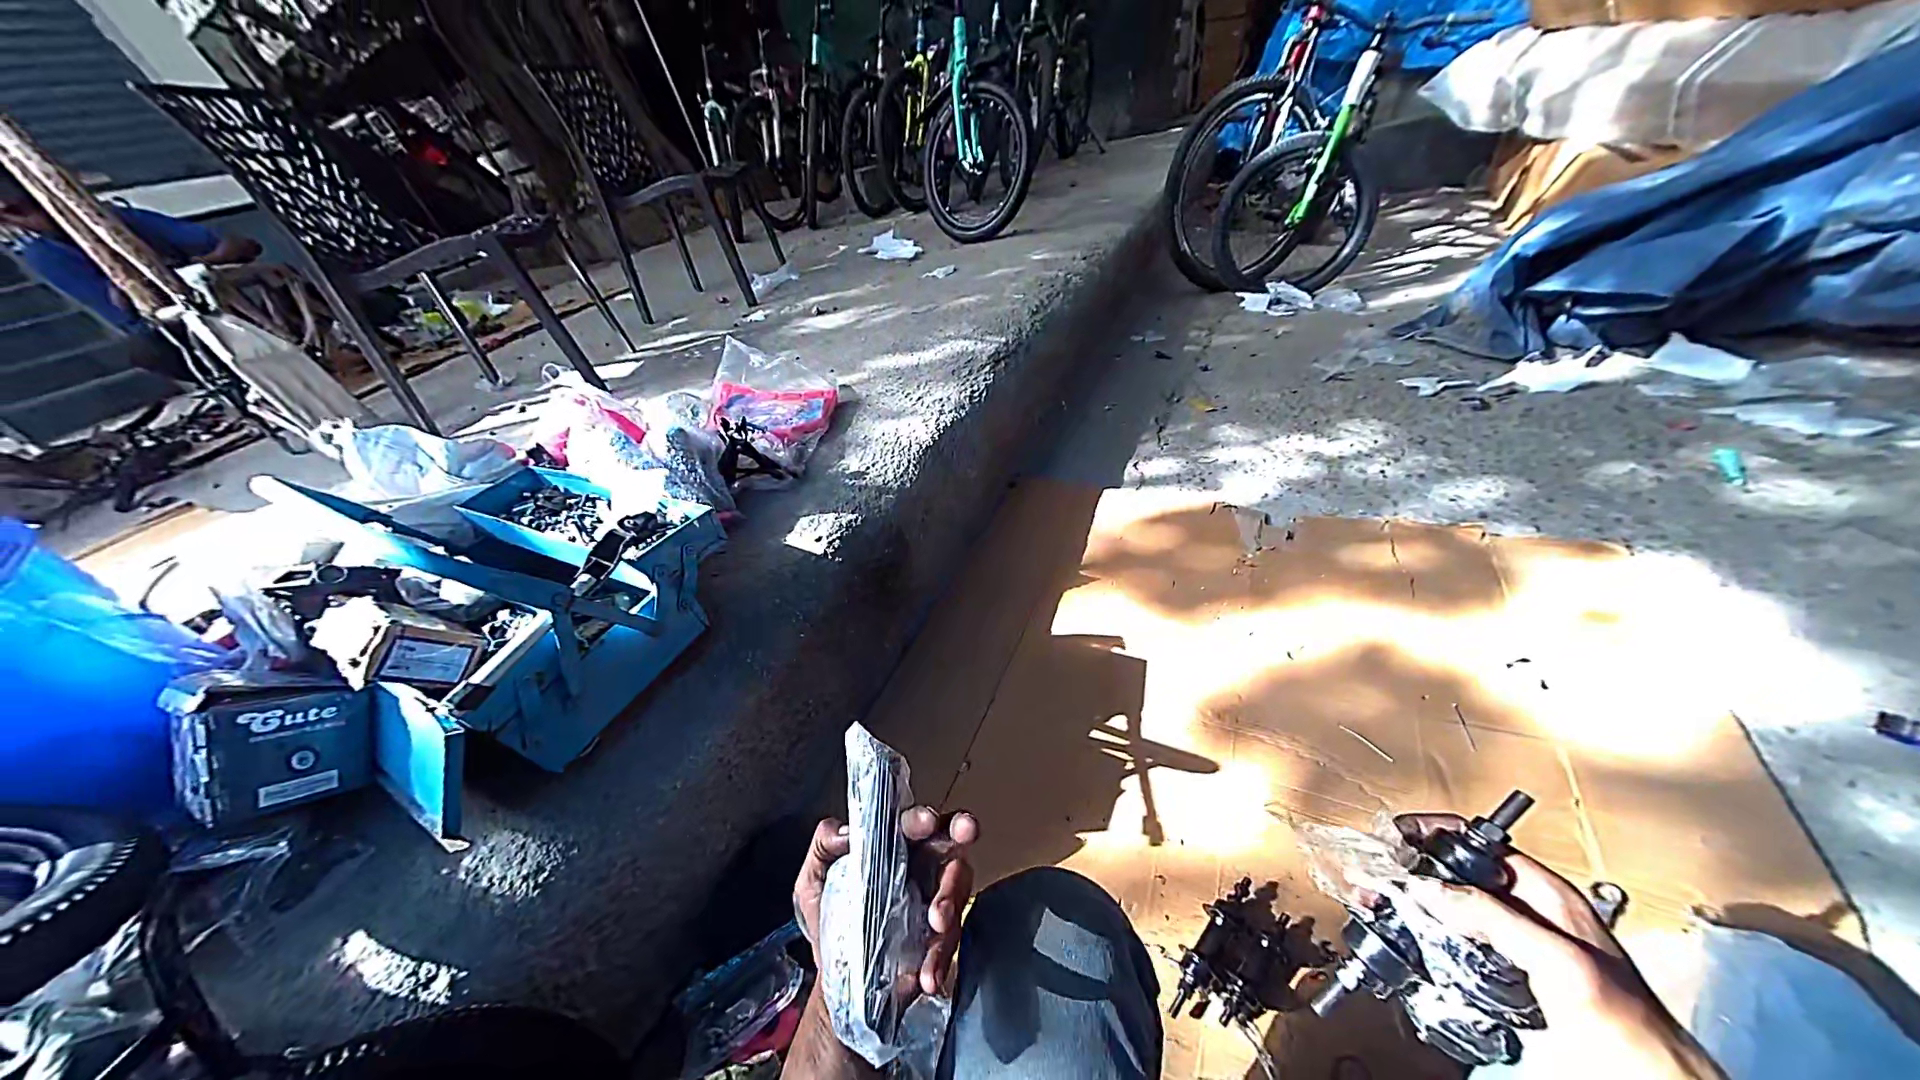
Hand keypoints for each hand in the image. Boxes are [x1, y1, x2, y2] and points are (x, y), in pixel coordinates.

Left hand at [792, 807, 978, 996]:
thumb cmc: (830, 922)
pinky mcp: (940, 940)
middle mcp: (920, 867)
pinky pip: (950, 941)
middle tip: (966, 831)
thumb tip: (844, 833)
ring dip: (952, 901)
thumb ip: (823, 847)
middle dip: (960, 833)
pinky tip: (928, 973)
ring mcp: (935, 902)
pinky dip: (941, 956)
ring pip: (958, 886)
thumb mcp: (812, 882)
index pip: (911, 821)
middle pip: (948, 840)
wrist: (838, 985)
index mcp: (892, 847)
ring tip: (937, 924)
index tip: (924, 822)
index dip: (922, 816)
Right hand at [1395, 814, 1725, 1079]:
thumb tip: (1428, 886)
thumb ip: (1496, 918)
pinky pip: (1443, 950)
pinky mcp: (1493, 983)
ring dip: (1404, 905)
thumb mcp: (1562, 962)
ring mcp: (1506, 950)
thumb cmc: (1634, 1032)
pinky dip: (1414, 941)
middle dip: (1407, 870)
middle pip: (1450, 875)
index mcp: (1543, 896)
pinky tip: (1396, 942)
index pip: (1475, 843)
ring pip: (1441, 911)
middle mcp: (1520, 916)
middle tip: (1372, 873)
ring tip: (1373, 902)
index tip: (1392, 837)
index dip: (1432, 833)